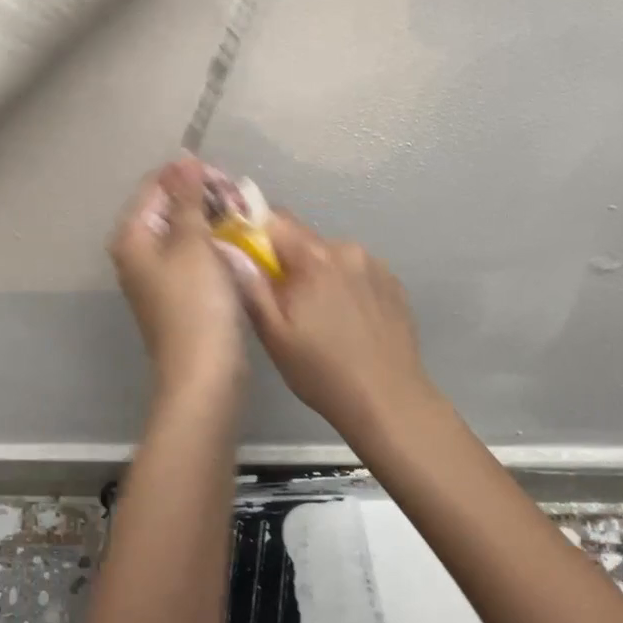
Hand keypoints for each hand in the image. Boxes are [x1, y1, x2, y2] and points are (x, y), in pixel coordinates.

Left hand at [107, 157, 251, 393]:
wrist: (204, 375)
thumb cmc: (197, 303)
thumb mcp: (193, 243)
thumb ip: (187, 199)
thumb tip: (181, 160)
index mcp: (133, 235)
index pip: (157, 184)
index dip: (191, 176)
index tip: (228, 183)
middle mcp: (138, 252)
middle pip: (169, 206)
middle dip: (205, 198)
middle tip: (241, 204)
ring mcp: (158, 274)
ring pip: (185, 231)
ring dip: (214, 221)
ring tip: (246, 222)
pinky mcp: (179, 293)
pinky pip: (194, 255)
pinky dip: (214, 246)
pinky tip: (240, 247)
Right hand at [241, 212, 431, 432]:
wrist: (390, 402)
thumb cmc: (322, 372)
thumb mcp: (274, 334)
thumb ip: (250, 285)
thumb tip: (227, 247)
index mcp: (314, 258)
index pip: (275, 220)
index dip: (256, 234)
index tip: (250, 260)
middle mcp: (347, 250)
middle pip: (305, 240)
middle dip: (290, 263)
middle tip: (286, 304)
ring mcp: (375, 266)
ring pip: (333, 258)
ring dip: (321, 275)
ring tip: (322, 319)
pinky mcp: (394, 284)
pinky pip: (358, 273)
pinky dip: (347, 288)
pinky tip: (350, 324)